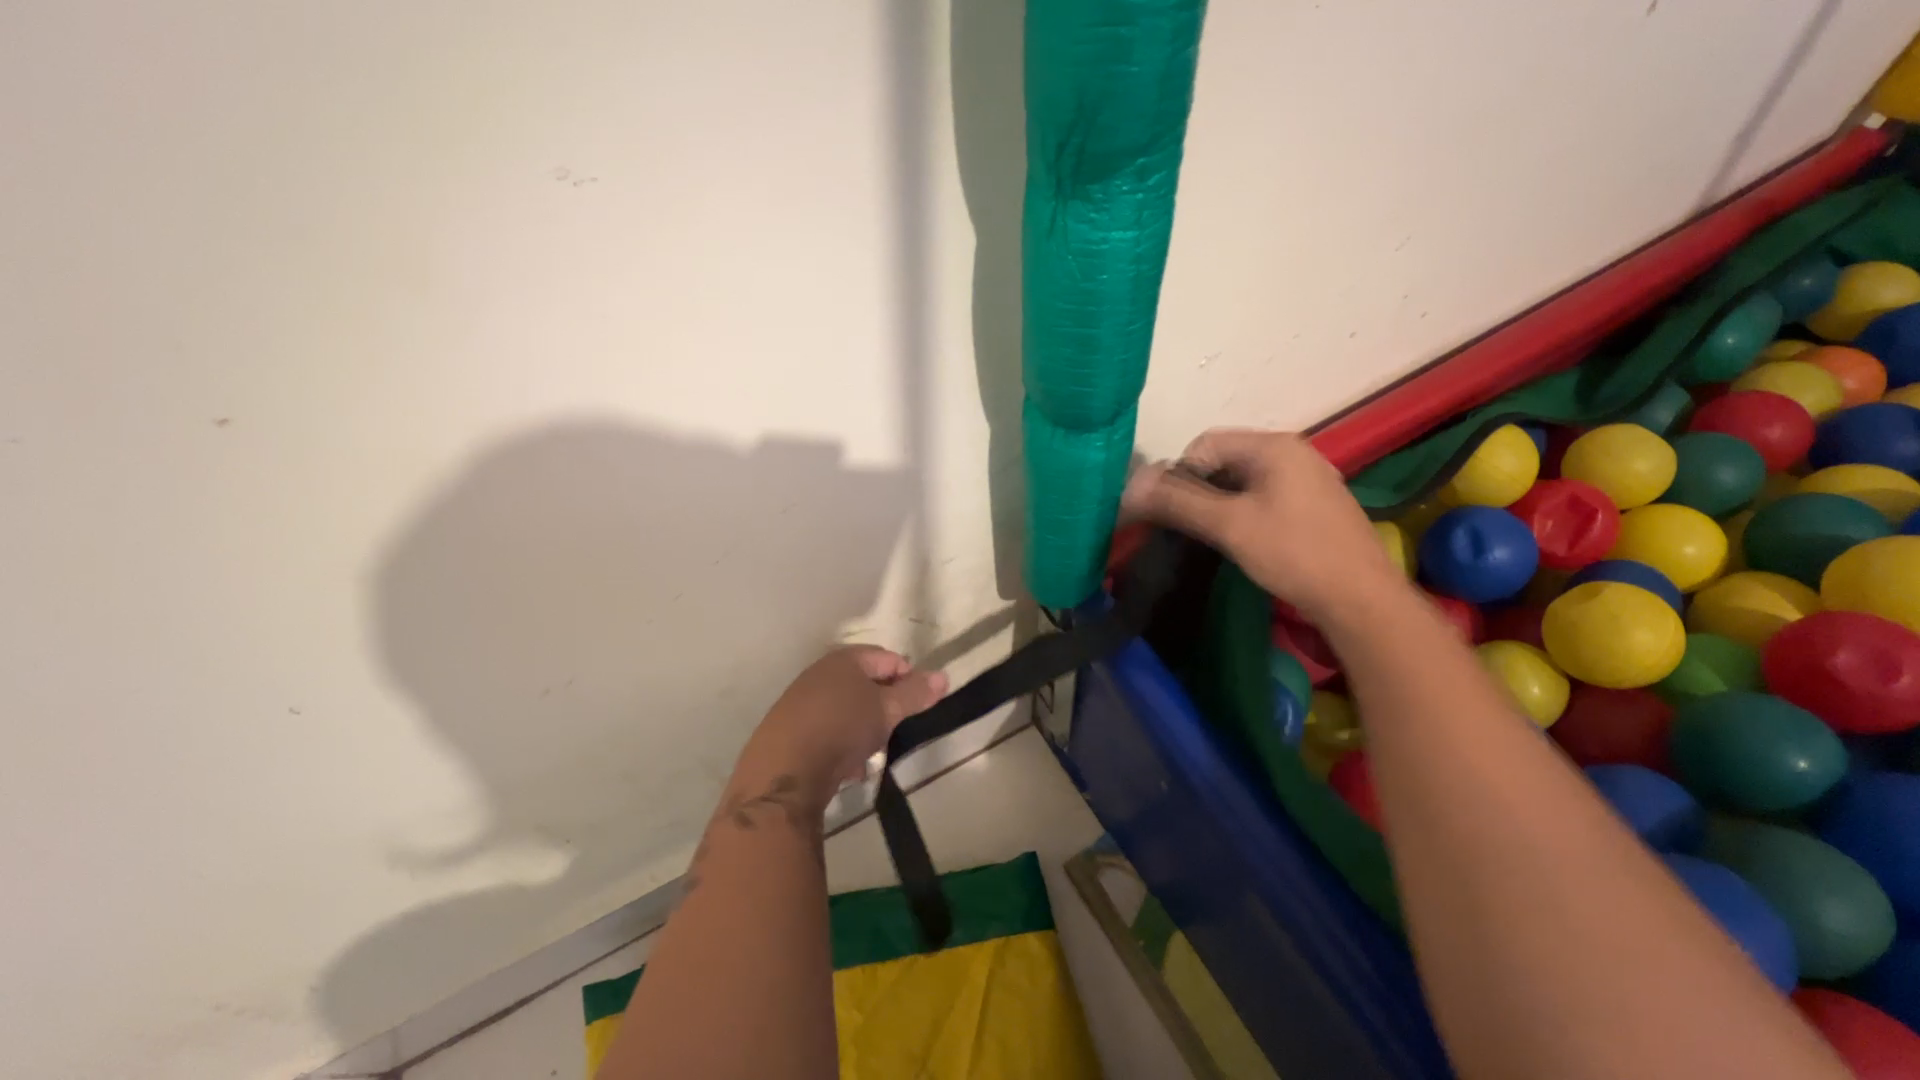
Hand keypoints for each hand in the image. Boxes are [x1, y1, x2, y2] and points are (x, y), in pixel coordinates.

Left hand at [738, 646, 948, 807]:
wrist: (785, 771)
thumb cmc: (843, 728)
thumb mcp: (887, 710)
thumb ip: (916, 693)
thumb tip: (943, 676)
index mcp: (843, 660)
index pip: (887, 657)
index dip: (909, 677)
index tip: (921, 704)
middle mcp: (818, 675)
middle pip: (864, 684)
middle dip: (885, 708)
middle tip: (897, 729)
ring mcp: (800, 703)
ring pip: (846, 711)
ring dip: (864, 730)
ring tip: (873, 755)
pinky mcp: (789, 733)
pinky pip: (827, 733)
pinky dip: (842, 746)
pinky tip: (848, 770)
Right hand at [1122, 429, 1404, 623]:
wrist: (1360, 598)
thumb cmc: (1294, 554)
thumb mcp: (1229, 526)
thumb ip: (1179, 502)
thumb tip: (1130, 487)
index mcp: (1274, 445)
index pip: (1206, 443)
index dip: (1180, 474)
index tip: (1173, 512)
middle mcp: (1294, 452)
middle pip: (1225, 460)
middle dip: (1199, 489)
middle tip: (1190, 528)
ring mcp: (1309, 478)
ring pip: (1245, 481)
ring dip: (1221, 504)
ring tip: (1215, 537)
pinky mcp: (1316, 505)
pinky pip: (1267, 496)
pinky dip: (1246, 513)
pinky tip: (1246, 542)